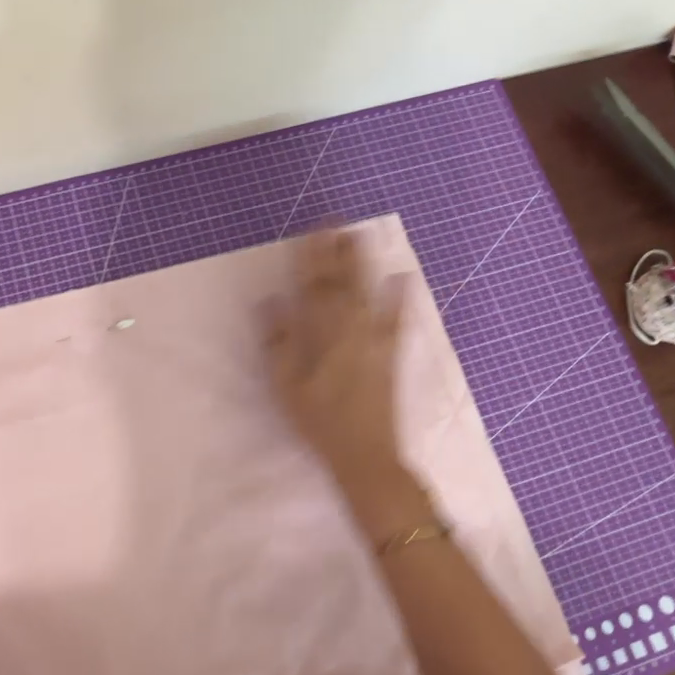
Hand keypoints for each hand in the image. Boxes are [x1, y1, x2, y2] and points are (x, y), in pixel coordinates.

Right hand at [261, 226, 422, 529]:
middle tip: (335, 219)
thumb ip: (278, 343)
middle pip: (341, 281)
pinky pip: (397, 318)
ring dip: (362, 261)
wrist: (367, 456)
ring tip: (359, 234)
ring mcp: (374, 339)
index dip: (310, 257)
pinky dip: (400, 297)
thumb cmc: (319, 423)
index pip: (312, 287)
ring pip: (367, 291)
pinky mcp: (391, 353)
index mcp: (320, 335)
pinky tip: (403, 277)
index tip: (308, 230)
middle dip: (336, 249)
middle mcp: (349, 329)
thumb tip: (271, 300)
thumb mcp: (286, 387)